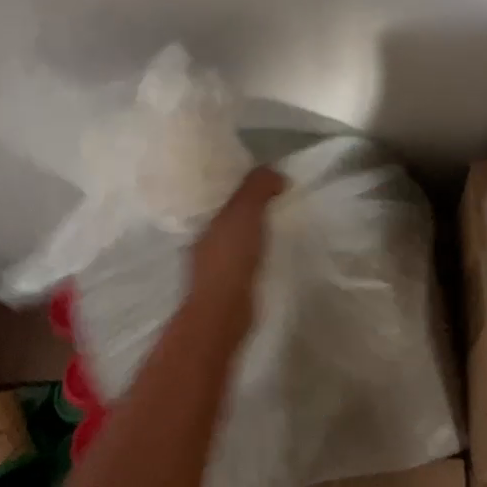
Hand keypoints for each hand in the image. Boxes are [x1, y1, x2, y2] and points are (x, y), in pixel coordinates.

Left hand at [188, 167, 286, 319]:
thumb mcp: (244, 212)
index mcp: (205, 221)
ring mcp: (216, 267)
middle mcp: (206, 241)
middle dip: (251, 206)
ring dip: (255, 230)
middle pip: (231, 216)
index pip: (222, 194)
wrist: (223, 314)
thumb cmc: (230, 258)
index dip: (243, 183)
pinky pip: (247, 258)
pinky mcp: (230, 287)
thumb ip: (257, 187)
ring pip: (239, 238)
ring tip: (281, 222)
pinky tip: (274, 251)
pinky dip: (259, 251)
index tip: (268, 178)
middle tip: (280, 196)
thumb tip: (276, 173)